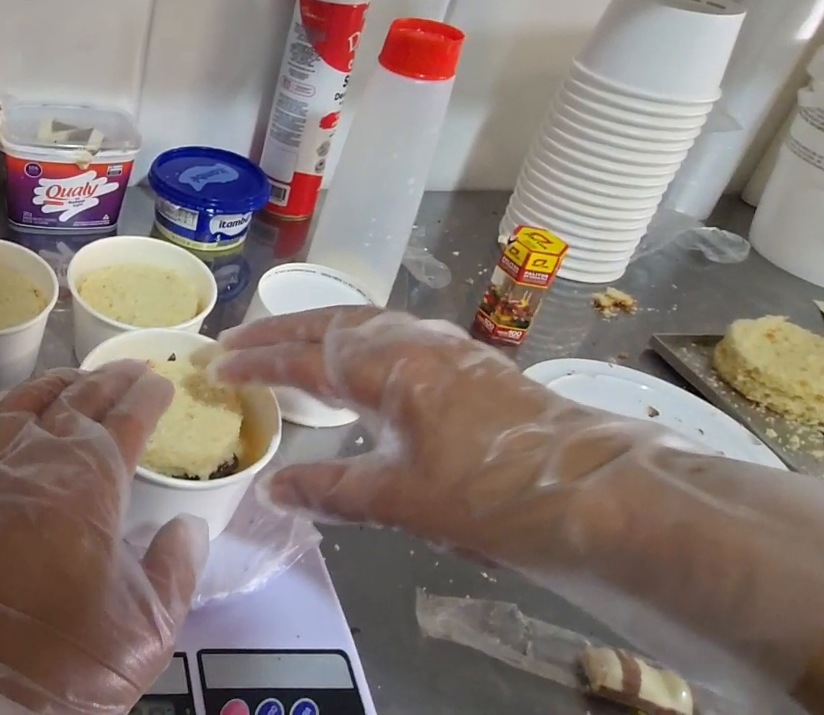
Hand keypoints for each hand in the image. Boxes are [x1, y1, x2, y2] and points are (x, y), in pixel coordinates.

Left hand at [0, 363, 208, 714]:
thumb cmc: (76, 658)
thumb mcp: (152, 624)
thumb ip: (177, 565)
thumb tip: (187, 525)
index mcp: (94, 483)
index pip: (127, 420)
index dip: (147, 398)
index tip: (162, 383)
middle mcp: (42, 460)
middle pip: (80, 401)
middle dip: (110, 380)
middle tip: (132, 369)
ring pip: (28, 404)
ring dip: (57, 384)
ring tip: (79, 375)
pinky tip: (11, 404)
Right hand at [216, 305, 651, 569]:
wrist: (605, 494)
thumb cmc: (497, 496)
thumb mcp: (404, 501)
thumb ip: (332, 491)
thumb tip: (272, 491)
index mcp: (386, 368)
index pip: (303, 358)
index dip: (257, 363)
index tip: (217, 366)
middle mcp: (408, 341)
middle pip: (326, 324)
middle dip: (276, 331)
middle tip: (235, 341)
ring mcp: (440, 344)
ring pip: (360, 322)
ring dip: (314, 329)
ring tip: (282, 341)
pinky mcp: (463, 359)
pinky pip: (388, 332)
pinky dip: (351, 336)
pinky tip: (355, 355)